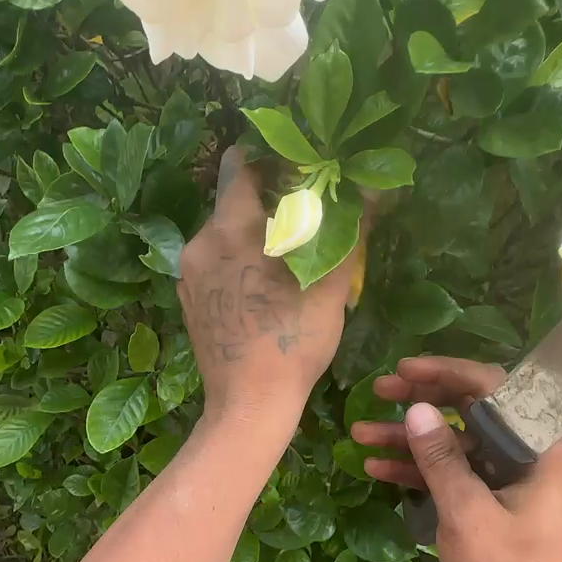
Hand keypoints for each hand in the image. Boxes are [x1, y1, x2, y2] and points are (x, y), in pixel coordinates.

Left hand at [178, 147, 362, 429]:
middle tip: (302, 213)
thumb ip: (349, 228)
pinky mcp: (187, 301)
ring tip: (285, 254)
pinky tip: (260, 285)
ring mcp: (188, 275)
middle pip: (233, 201)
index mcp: (230, 227)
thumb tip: (374, 187)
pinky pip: (212, 266)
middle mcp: (200, 243)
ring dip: (251, 235)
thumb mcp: (331, 283)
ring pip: (222, 235)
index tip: (296, 164)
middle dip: (266, 201)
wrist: (249, 404)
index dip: (269, 157)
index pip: (241, 165)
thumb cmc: (292, 341)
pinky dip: (235, 263)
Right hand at [350, 356, 561, 561]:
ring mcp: (506, 480)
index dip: (445, 373)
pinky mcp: (490, 504)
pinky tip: (378, 469)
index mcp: (536, 446)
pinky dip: (419, 473)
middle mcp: (524, 454)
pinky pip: (453, 477)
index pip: (492, 388)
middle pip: (469, 413)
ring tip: (359, 434)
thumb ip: (441, 458)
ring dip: (408, 441)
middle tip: (378, 392)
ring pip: (454, 446)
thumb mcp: (467, 510)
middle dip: (421, 402)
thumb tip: (416, 409)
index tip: (404, 370)